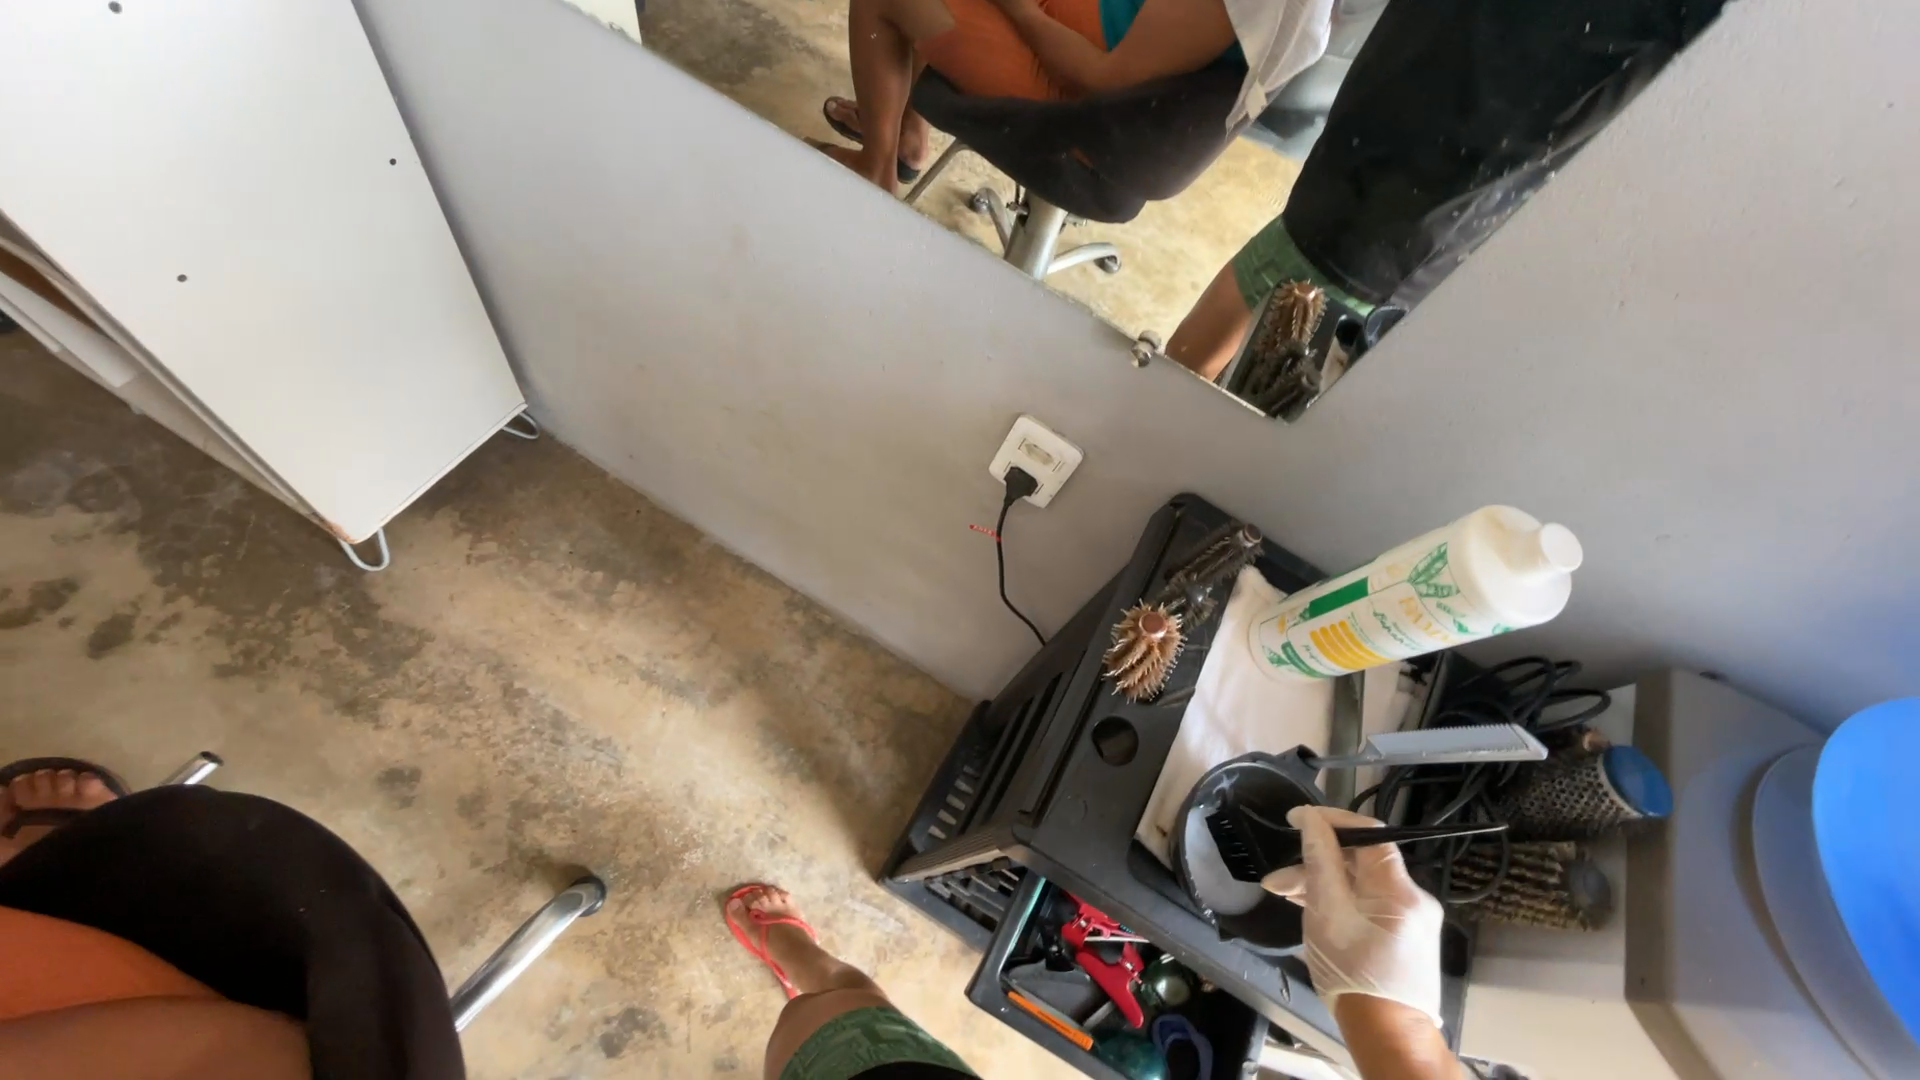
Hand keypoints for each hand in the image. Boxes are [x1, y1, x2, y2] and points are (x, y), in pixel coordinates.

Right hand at [1262, 805, 1445, 1026]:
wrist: (1388, 1036)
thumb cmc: (1352, 971)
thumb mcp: (1327, 911)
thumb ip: (1320, 860)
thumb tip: (1310, 818)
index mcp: (1399, 890)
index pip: (1368, 833)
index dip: (1331, 820)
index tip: (1296, 819)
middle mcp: (1412, 899)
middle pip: (1358, 862)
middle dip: (1315, 861)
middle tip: (1277, 876)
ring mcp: (1409, 920)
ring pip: (1358, 884)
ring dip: (1319, 883)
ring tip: (1281, 893)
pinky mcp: (1401, 936)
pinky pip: (1365, 904)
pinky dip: (1336, 901)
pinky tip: (1305, 905)